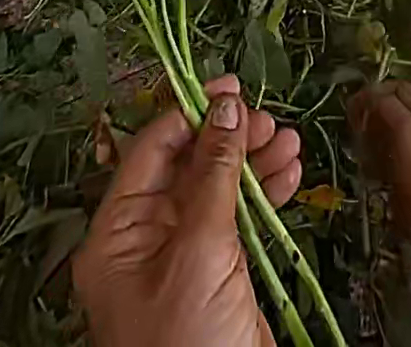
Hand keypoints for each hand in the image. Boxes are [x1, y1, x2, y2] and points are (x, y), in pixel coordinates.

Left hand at [73, 75, 302, 346]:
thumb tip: (227, 107)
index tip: (231, 88)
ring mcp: (186, 251)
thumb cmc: (190, 336)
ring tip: (289, 142)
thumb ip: (215, 172)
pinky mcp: (220, 268)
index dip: (191, 111)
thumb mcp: (200, 249)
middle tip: (268, 120)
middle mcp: (149, 234)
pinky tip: (289, 173)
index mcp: (120, 229)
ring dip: (256, 161)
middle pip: (190, 163)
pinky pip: (240, 216)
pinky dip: (265, 192)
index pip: (153, 148)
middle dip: (231, 137)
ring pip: (220, 186)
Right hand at [349, 81, 410, 255]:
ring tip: (360, 155)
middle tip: (354, 132)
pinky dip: (372, 166)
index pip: (395, 90)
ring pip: (382, 141)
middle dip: (368, 119)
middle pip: (387, 115)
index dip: (373, 92)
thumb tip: (366, 94)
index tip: (352, 106)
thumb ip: (386, 106)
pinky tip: (369, 175)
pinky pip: (383, 166)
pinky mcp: (405, 185)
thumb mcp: (406, 129)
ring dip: (368, 144)